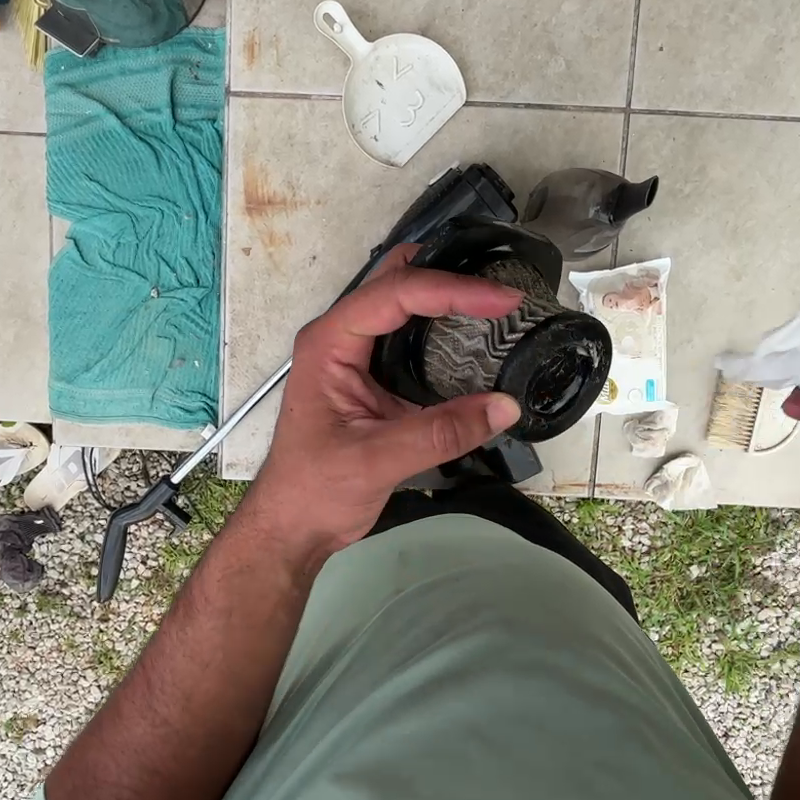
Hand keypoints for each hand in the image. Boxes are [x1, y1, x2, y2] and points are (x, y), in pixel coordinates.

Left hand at [243, 251, 522, 566]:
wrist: (293, 526)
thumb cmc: (315, 491)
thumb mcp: (377, 461)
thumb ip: (441, 433)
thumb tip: (506, 406)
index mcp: (329, 343)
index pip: (395, 293)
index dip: (452, 289)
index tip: (503, 300)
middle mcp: (340, 338)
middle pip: (396, 281)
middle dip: (449, 273)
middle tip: (503, 285)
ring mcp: (354, 356)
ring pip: (403, 304)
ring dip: (447, 297)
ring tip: (498, 303)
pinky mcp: (371, 378)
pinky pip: (410, 338)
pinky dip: (443, 330)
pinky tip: (476, 339)